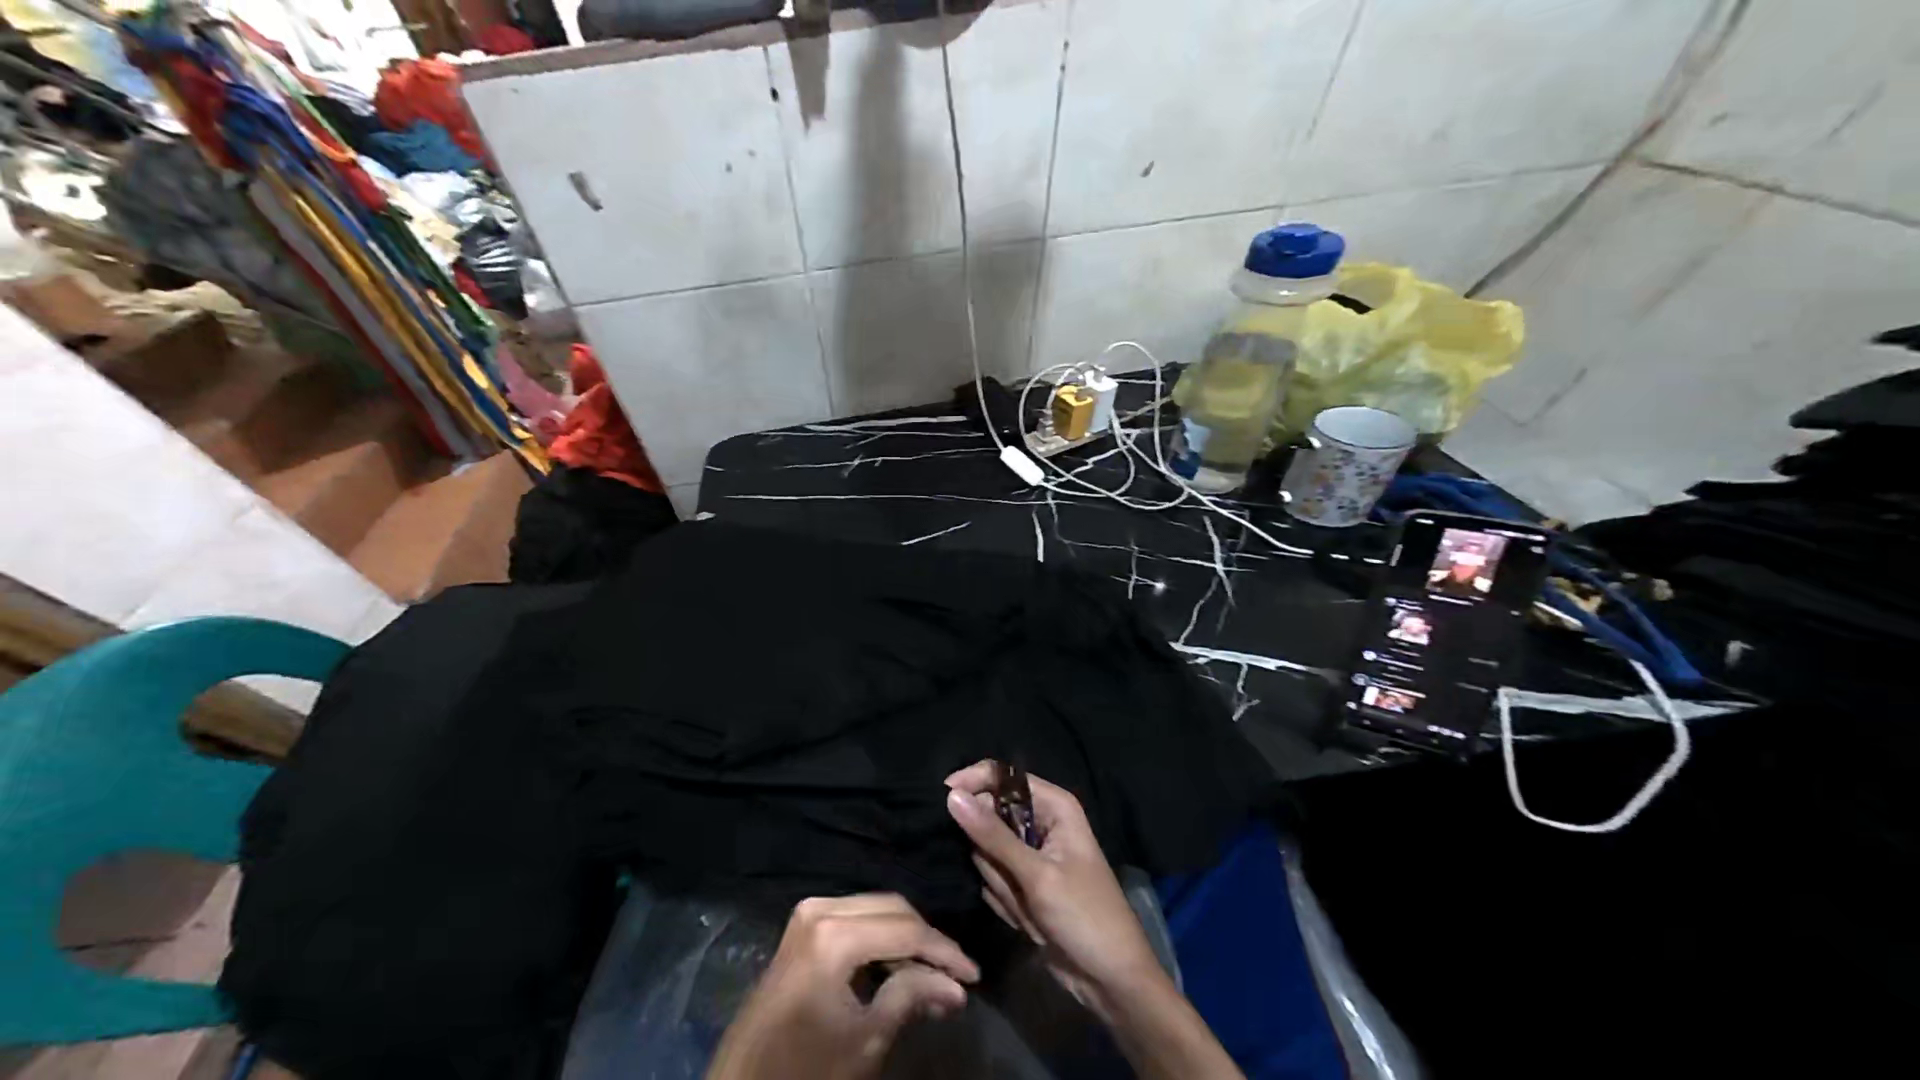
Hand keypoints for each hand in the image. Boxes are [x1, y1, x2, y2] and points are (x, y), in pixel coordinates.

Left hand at [705, 893, 979, 1079]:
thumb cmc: (804, 1069)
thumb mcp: (865, 1040)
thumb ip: (912, 998)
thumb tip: (956, 986)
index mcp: (834, 934)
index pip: (906, 930)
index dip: (944, 952)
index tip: (974, 976)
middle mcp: (820, 908)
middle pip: (892, 910)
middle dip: (927, 942)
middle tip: (957, 976)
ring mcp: (808, 914)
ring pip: (875, 910)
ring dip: (906, 940)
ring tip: (934, 977)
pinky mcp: (802, 927)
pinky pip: (855, 919)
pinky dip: (881, 940)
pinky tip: (899, 969)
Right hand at [944, 761, 1168, 1022]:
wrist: (1109, 979)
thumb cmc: (1084, 916)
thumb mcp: (1037, 875)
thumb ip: (992, 835)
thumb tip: (951, 795)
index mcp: (1053, 806)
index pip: (1001, 776)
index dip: (972, 783)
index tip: (941, 801)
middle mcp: (1040, 822)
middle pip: (989, 817)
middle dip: (993, 855)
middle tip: (1017, 884)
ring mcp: (1029, 854)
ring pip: (987, 853)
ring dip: (1002, 884)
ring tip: (1031, 906)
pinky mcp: (1022, 882)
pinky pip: (993, 879)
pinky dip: (1005, 900)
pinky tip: (1030, 919)